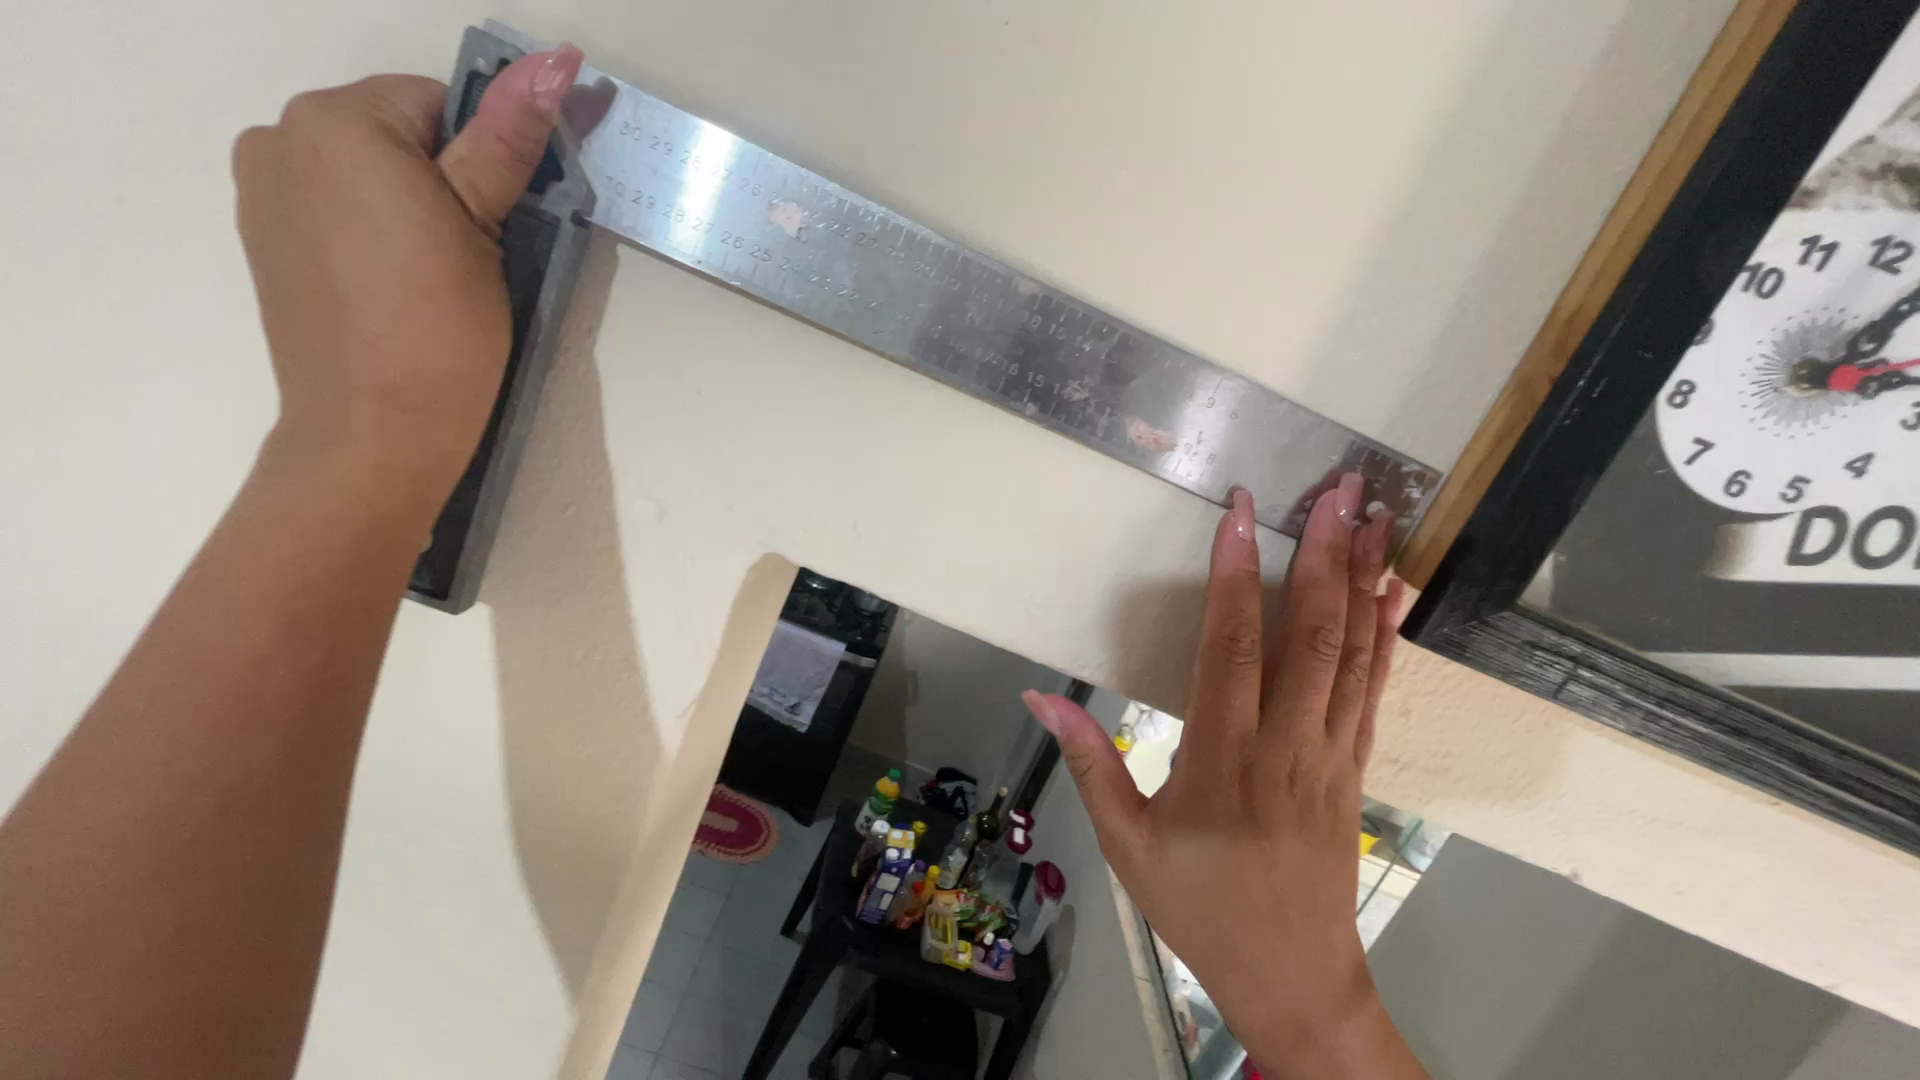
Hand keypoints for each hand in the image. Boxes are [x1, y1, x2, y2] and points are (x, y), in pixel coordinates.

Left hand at [231, 46, 583, 505]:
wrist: (375, 430)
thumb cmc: (440, 328)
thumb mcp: (486, 228)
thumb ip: (510, 139)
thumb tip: (557, 62)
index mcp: (337, 121)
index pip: (441, 105)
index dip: (486, 161)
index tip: (502, 223)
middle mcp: (280, 137)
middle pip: (398, 135)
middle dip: (444, 182)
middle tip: (474, 259)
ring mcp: (262, 191)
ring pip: (369, 174)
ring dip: (411, 209)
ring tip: (436, 282)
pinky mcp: (265, 241)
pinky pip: (337, 209)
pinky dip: (375, 235)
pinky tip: (395, 290)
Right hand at [1024, 474, 1424, 1077]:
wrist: (1293, 980)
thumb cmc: (1199, 909)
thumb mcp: (1126, 843)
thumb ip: (1088, 762)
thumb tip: (1038, 698)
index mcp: (1221, 760)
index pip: (1231, 647)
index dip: (1235, 574)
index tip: (1240, 512)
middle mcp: (1285, 746)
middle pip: (1310, 636)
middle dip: (1323, 554)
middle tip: (1336, 489)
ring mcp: (1332, 756)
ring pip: (1354, 656)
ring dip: (1364, 581)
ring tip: (1375, 517)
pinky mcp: (1356, 768)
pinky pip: (1376, 692)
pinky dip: (1387, 637)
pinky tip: (1396, 594)